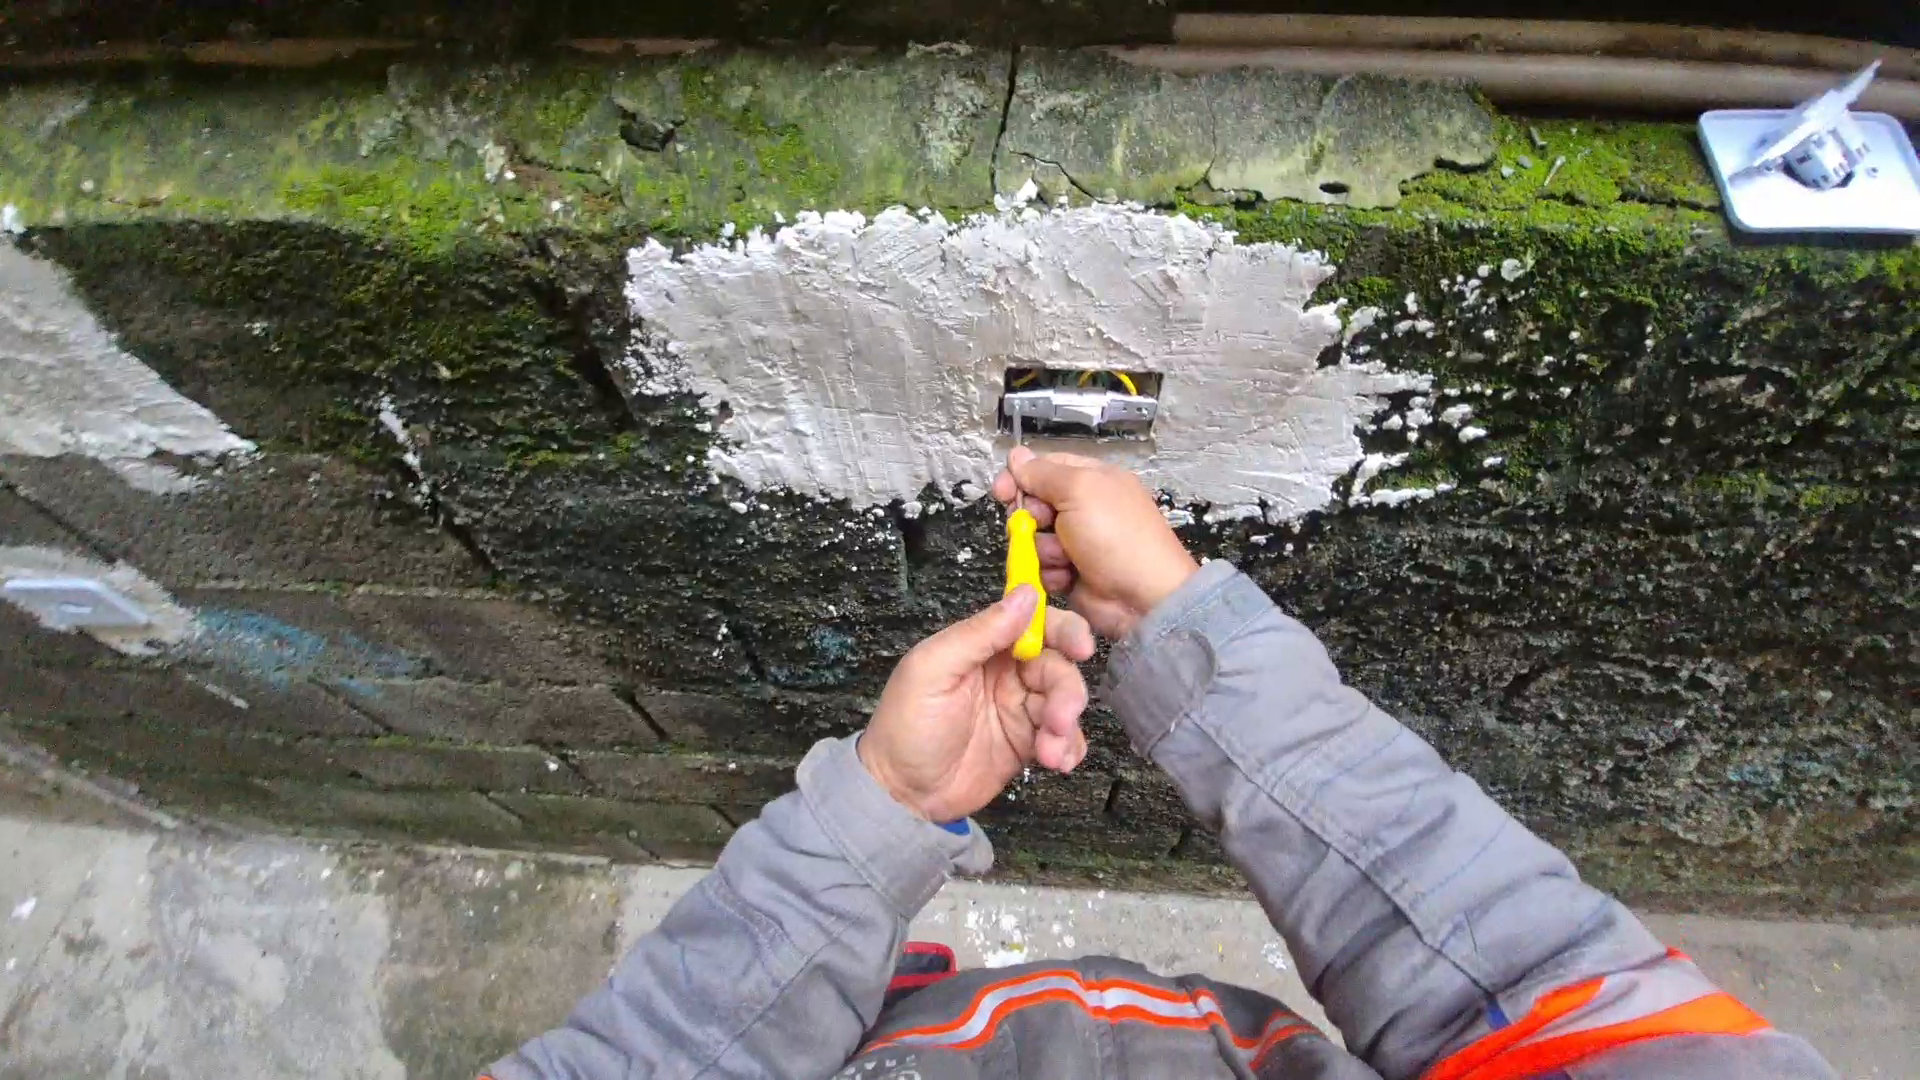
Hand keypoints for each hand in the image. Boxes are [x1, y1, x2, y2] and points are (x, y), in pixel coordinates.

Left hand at [859, 586, 1095, 822]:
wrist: (900, 795)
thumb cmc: (906, 726)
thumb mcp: (933, 670)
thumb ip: (979, 632)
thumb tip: (1027, 593)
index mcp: (982, 645)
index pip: (1033, 622)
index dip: (1063, 629)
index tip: (1080, 647)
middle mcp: (1005, 672)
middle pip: (1057, 664)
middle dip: (1067, 689)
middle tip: (1060, 718)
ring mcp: (1018, 708)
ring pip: (1064, 700)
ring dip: (1067, 724)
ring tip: (1049, 752)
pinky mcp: (1027, 742)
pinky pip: (1063, 737)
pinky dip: (1070, 747)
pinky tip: (1057, 762)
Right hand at [991, 448, 1199, 640]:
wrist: (1142, 598)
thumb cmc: (1116, 536)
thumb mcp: (1080, 490)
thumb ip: (1043, 472)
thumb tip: (1016, 455)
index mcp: (1091, 479)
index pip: (1044, 468)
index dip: (1019, 477)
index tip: (1001, 491)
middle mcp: (1083, 508)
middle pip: (1033, 504)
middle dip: (1030, 517)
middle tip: (1041, 524)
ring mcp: (1076, 542)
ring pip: (1033, 539)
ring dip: (1042, 549)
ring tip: (1065, 557)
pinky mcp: (1070, 572)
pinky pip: (1041, 567)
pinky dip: (1050, 573)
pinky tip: (1067, 576)